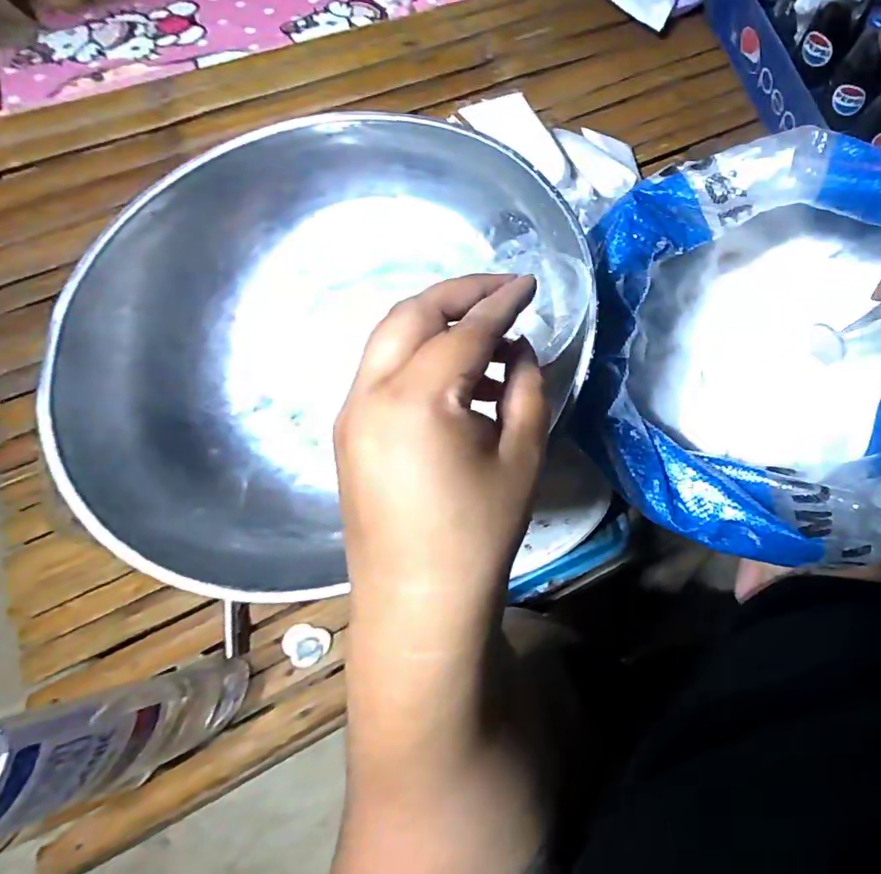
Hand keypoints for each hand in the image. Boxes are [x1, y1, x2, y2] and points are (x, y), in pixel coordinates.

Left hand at [334, 274, 550, 604]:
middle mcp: (371, 393)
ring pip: (391, 337)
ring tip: (493, 336)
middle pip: (412, 314)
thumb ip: (527, 386)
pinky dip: (422, 354)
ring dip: (440, 323)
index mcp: (418, 398)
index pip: (466, 330)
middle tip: (504, 290)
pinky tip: (466, 378)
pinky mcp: (349, 431)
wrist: (421, 598)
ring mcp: (351, 412)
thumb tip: (518, 347)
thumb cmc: (481, 527)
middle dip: (461, 293)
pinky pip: (384, 370)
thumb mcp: (523, 451)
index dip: (503, 301)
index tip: (530, 283)